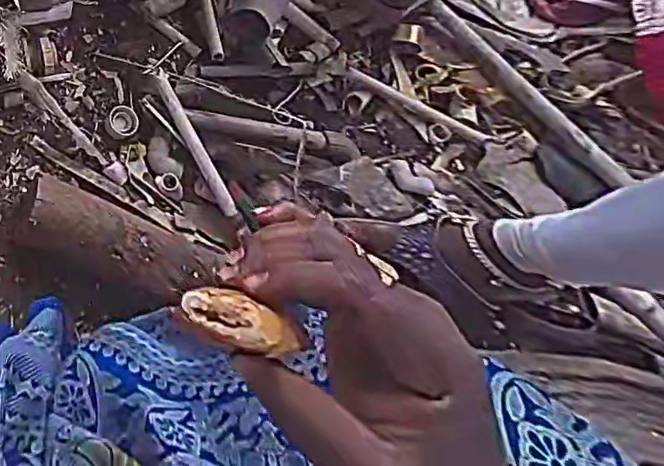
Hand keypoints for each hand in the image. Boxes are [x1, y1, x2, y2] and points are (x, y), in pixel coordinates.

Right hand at [222, 206, 505, 465]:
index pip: (356, 283)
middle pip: (337, 252)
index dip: (293, 275)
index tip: (248, 290)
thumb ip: (302, 410)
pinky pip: (326, 252)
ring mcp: (388, 302)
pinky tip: (264, 221)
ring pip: (326, 240)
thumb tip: (239, 351)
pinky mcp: (360, 304)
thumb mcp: (365, 463)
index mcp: (432, 350)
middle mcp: (413, 312)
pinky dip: (292, 231)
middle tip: (231, 277)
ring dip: (273, 242)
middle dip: (275, 254)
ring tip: (236, 266)